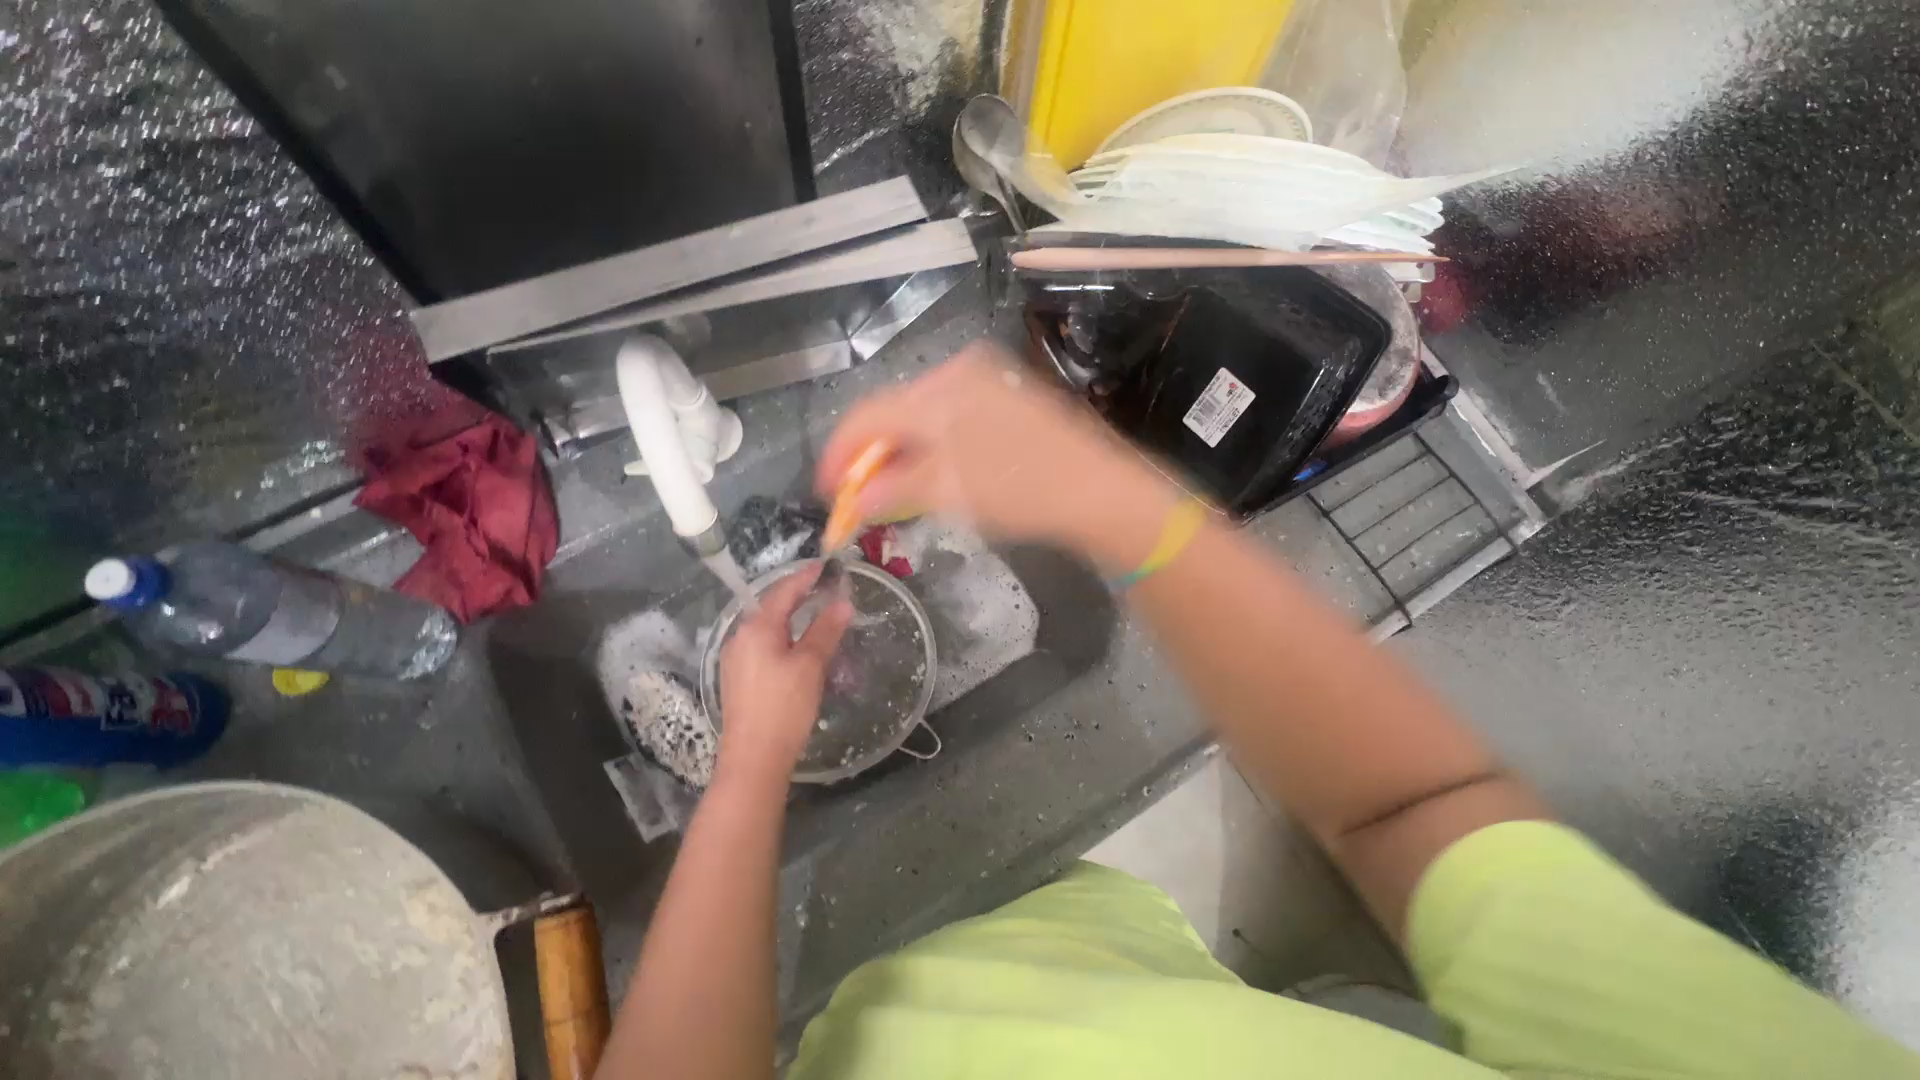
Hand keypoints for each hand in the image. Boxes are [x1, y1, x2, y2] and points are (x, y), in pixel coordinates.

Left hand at [715, 563, 852, 785]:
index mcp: (757, 628)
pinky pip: (763, 646)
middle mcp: (740, 637)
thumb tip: (843, 602)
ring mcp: (736, 659)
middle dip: (798, 596)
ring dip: (791, 619)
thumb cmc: (784, 707)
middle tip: (825, 588)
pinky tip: (797, 647)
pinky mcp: (738, 679)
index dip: (806, 577)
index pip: (784, 591)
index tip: (827, 566)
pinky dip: (783, 638)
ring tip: (816, 615)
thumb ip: (826, 630)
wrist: (753, 758)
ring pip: (767, 629)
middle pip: (772, 607)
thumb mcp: (810, 665)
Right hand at [816, 342, 1179, 566]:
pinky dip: (932, 447)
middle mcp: (958, 373)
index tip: (827, 492)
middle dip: (872, 457)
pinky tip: (935, 475)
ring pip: (921, 416)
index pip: (866, 415)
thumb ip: (891, 491)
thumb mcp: (950, 493)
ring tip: (897, 493)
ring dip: (902, 454)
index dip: (839, 456)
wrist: (1100, 490)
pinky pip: (950, 419)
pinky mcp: (1006, 398)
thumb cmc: (1023, 490)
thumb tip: (851, 498)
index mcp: (939, 389)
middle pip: (892, 412)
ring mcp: (986, 382)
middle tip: (862, 499)